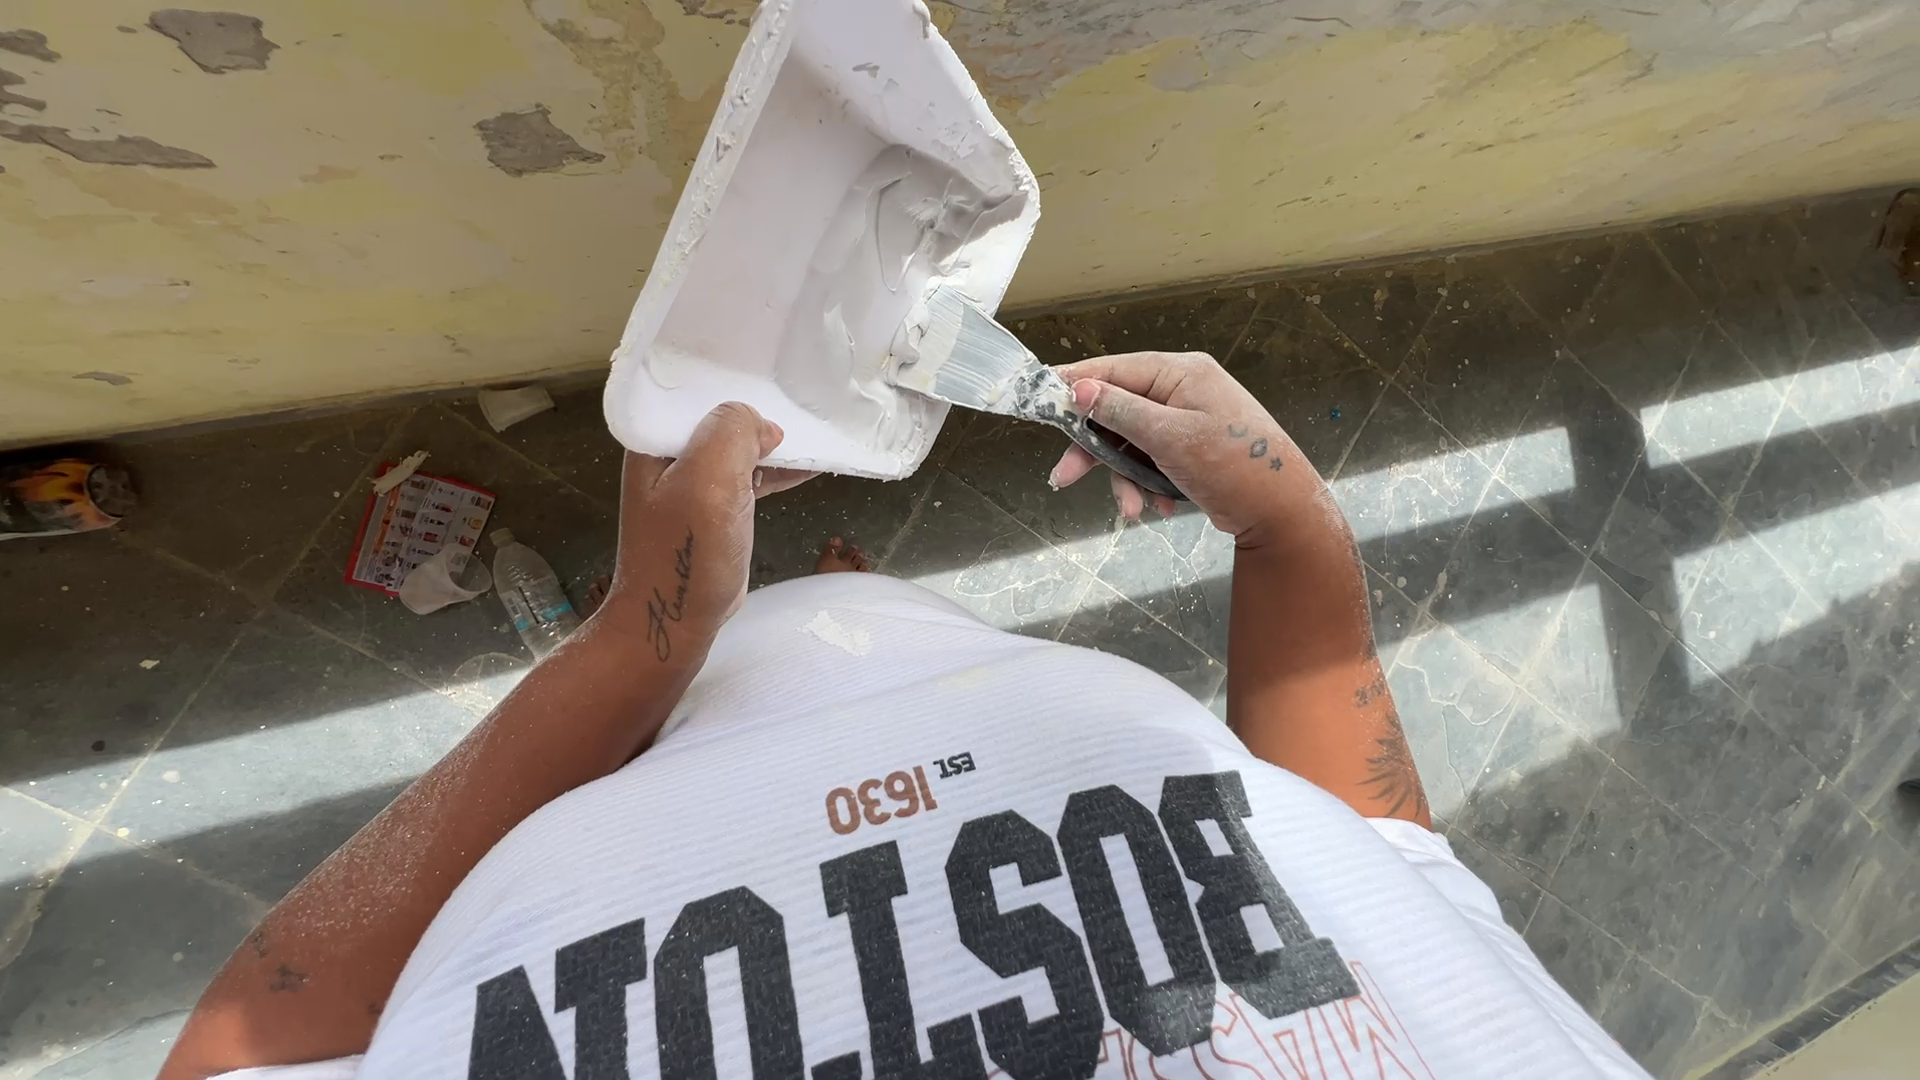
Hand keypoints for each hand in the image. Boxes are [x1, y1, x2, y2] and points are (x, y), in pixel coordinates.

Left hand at [596, 403, 808, 661]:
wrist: (676, 621)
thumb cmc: (688, 551)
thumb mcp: (708, 480)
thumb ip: (732, 434)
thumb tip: (764, 427)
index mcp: (654, 442)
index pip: (691, 390)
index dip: (732, 382)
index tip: (774, 374)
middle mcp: (669, 457)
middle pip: (718, 418)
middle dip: (758, 410)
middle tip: (799, 397)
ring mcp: (694, 486)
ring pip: (738, 449)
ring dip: (772, 443)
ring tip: (812, 433)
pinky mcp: (716, 511)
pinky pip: (749, 478)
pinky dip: (777, 472)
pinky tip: (808, 468)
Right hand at [1050, 352, 1324, 549]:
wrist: (1281, 511)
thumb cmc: (1231, 465)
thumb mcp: (1169, 437)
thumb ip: (1121, 411)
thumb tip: (1079, 388)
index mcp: (1179, 374)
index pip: (1113, 370)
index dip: (1074, 385)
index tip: (1037, 397)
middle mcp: (1179, 391)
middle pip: (1116, 413)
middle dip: (1095, 452)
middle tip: (1064, 478)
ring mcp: (1183, 421)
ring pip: (1130, 444)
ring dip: (1126, 479)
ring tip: (1134, 509)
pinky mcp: (1186, 449)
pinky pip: (1149, 461)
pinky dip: (1147, 485)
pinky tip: (1160, 507)